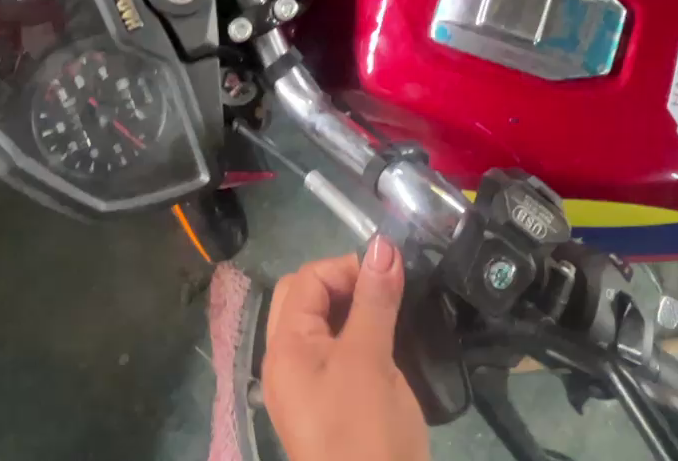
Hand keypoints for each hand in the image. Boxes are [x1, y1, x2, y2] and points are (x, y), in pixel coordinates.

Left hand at [262, 237, 429, 460]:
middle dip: (346, 285)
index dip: (346, 268)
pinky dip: (359, 337)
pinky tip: (388, 346)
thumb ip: (374, 299)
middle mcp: (288, 362)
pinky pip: (337, 352)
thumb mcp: (371, 361)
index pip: (307, 280)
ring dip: (354, 310)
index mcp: (286, 348)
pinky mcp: (330, 405)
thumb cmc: (365, 433)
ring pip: (324, 324)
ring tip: (391, 317)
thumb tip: (383, 244)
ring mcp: (308, 387)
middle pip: (308, 298)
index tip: (387, 279)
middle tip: (386, 296)